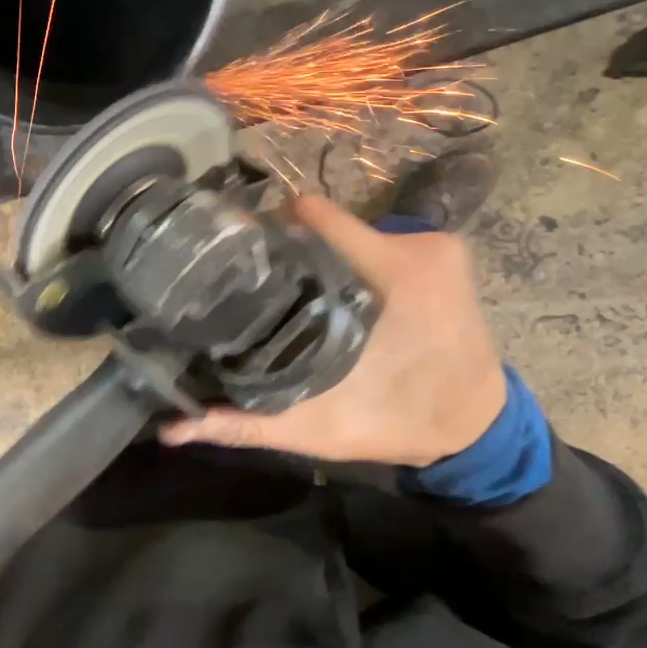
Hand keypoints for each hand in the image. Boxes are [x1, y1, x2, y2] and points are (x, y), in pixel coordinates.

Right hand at [160, 196, 506, 466]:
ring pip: (348, 233)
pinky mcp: (444, 255)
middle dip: (284, 247)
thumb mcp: (317, 428)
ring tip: (280, 284)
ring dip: (315, 256)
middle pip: (323, 226)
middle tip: (246, 276)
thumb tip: (172, 430)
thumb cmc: (394, 424)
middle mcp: (415, 250)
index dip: (264, 228)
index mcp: (390, 279)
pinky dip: (348, 259)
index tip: (230, 250)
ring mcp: (434, 248)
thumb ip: (245, 423)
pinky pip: (376, 241)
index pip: (312, 216)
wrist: (474, 430)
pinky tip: (325, 288)